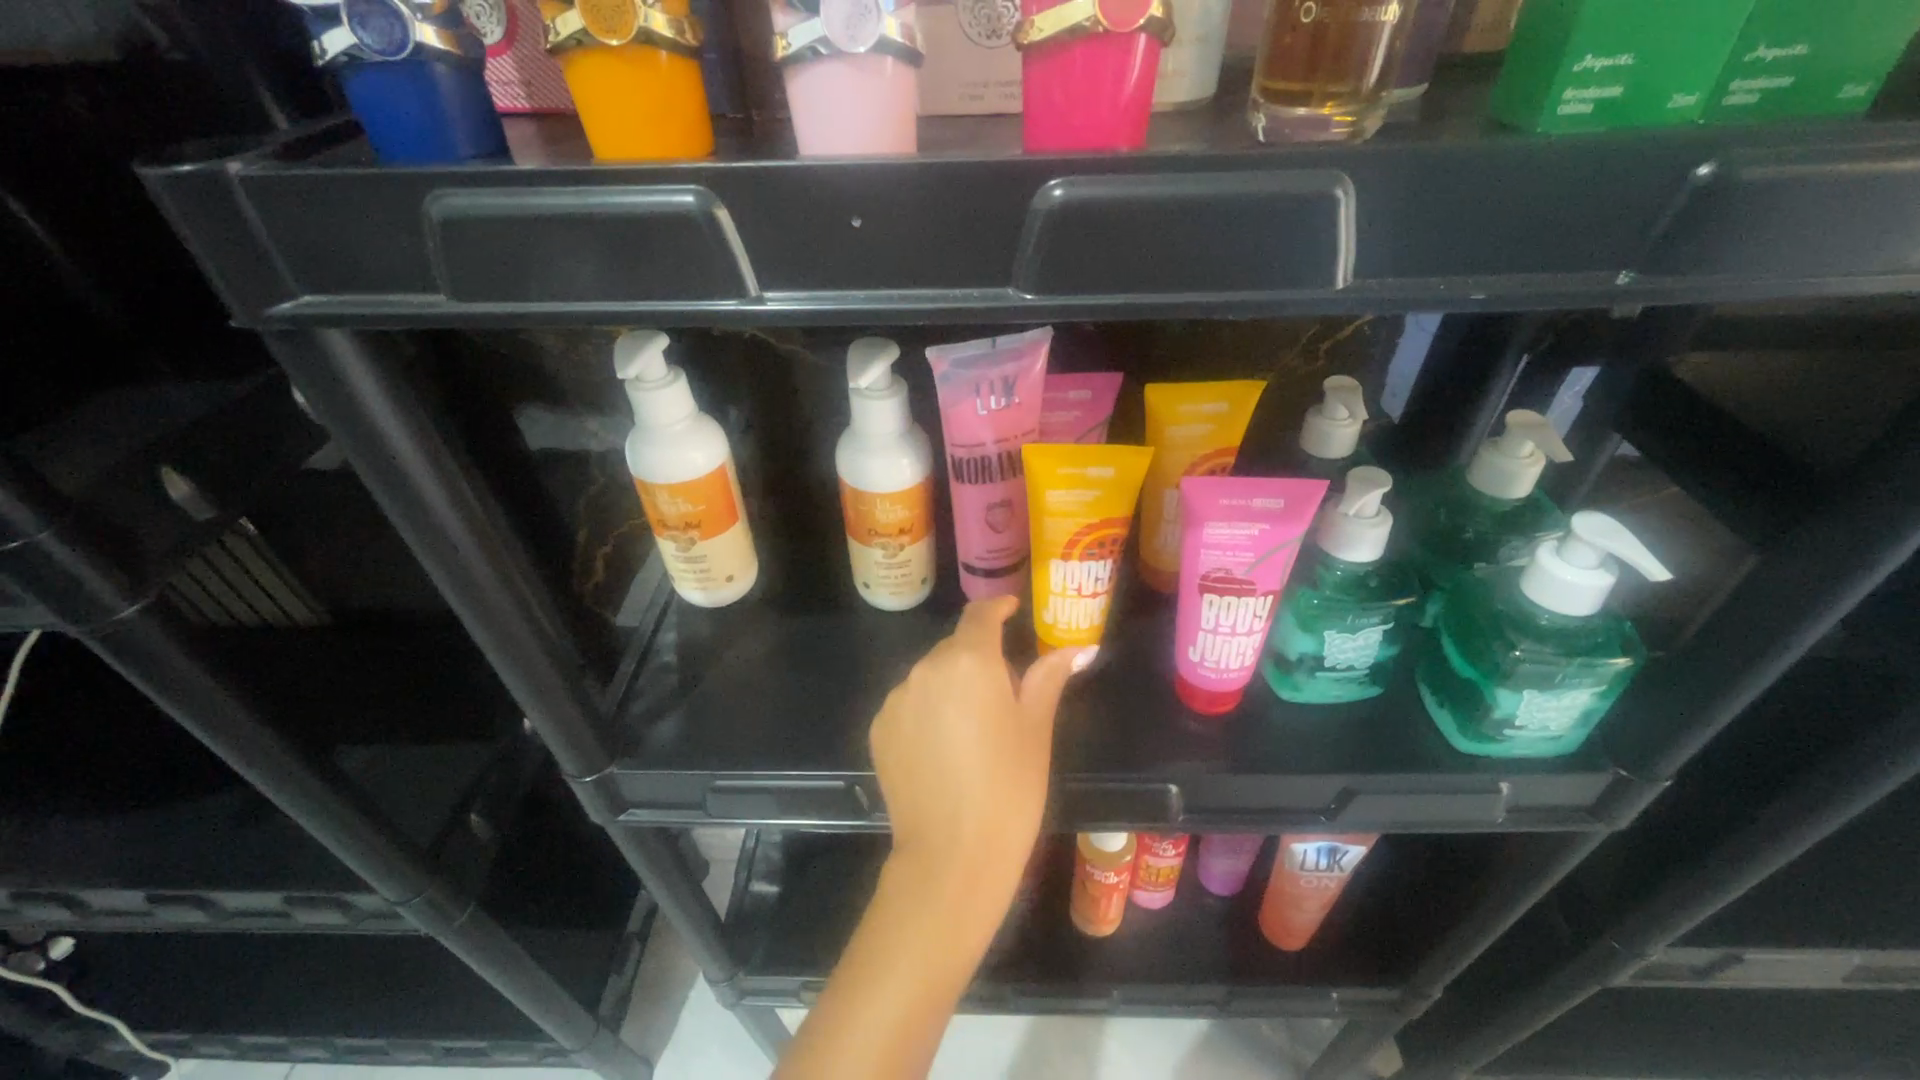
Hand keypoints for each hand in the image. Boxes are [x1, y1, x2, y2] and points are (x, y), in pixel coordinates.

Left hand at [869, 596, 1095, 891]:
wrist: (952, 856)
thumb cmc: (1010, 790)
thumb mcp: (1036, 730)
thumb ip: (1049, 678)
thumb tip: (1080, 648)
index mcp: (970, 661)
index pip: (980, 615)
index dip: (998, 608)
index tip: (1011, 610)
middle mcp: (925, 669)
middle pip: (955, 649)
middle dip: (979, 659)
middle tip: (1005, 693)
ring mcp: (896, 699)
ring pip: (930, 677)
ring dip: (951, 687)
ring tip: (973, 730)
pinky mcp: (878, 729)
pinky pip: (909, 705)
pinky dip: (926, 713)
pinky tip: (943, 750)